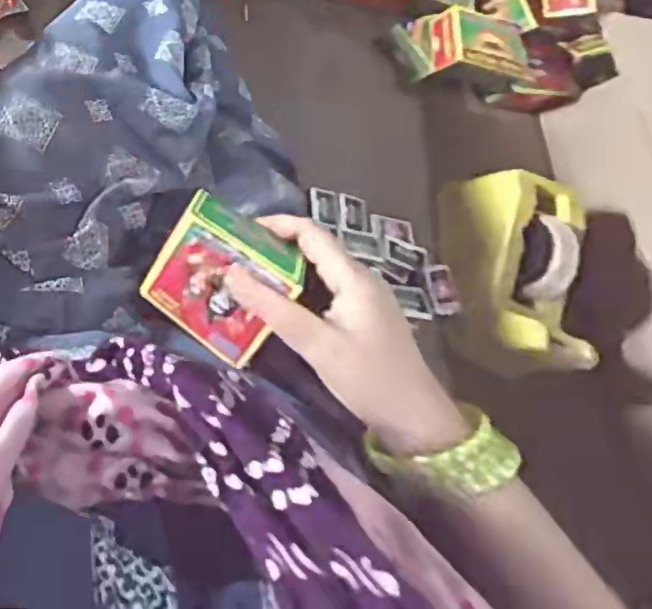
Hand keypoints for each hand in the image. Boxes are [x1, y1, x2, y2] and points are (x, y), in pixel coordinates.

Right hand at [225, 215, 469, 456]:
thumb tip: (229, 272)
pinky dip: (295, 288)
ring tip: (247, 278)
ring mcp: (363, 298)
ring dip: (281, 268)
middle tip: (235, 258)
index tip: (239, 233)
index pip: (310, 232)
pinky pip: (323, 288)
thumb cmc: (370, 380)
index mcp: (353, 278)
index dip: (274, 224)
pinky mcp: (362, 316)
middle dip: (271, 247)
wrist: (421, 426)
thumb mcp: (316, 345)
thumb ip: (272, 307)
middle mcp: (360, 279)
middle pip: (312, 247)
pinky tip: (276, 304)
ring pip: (316, 268)